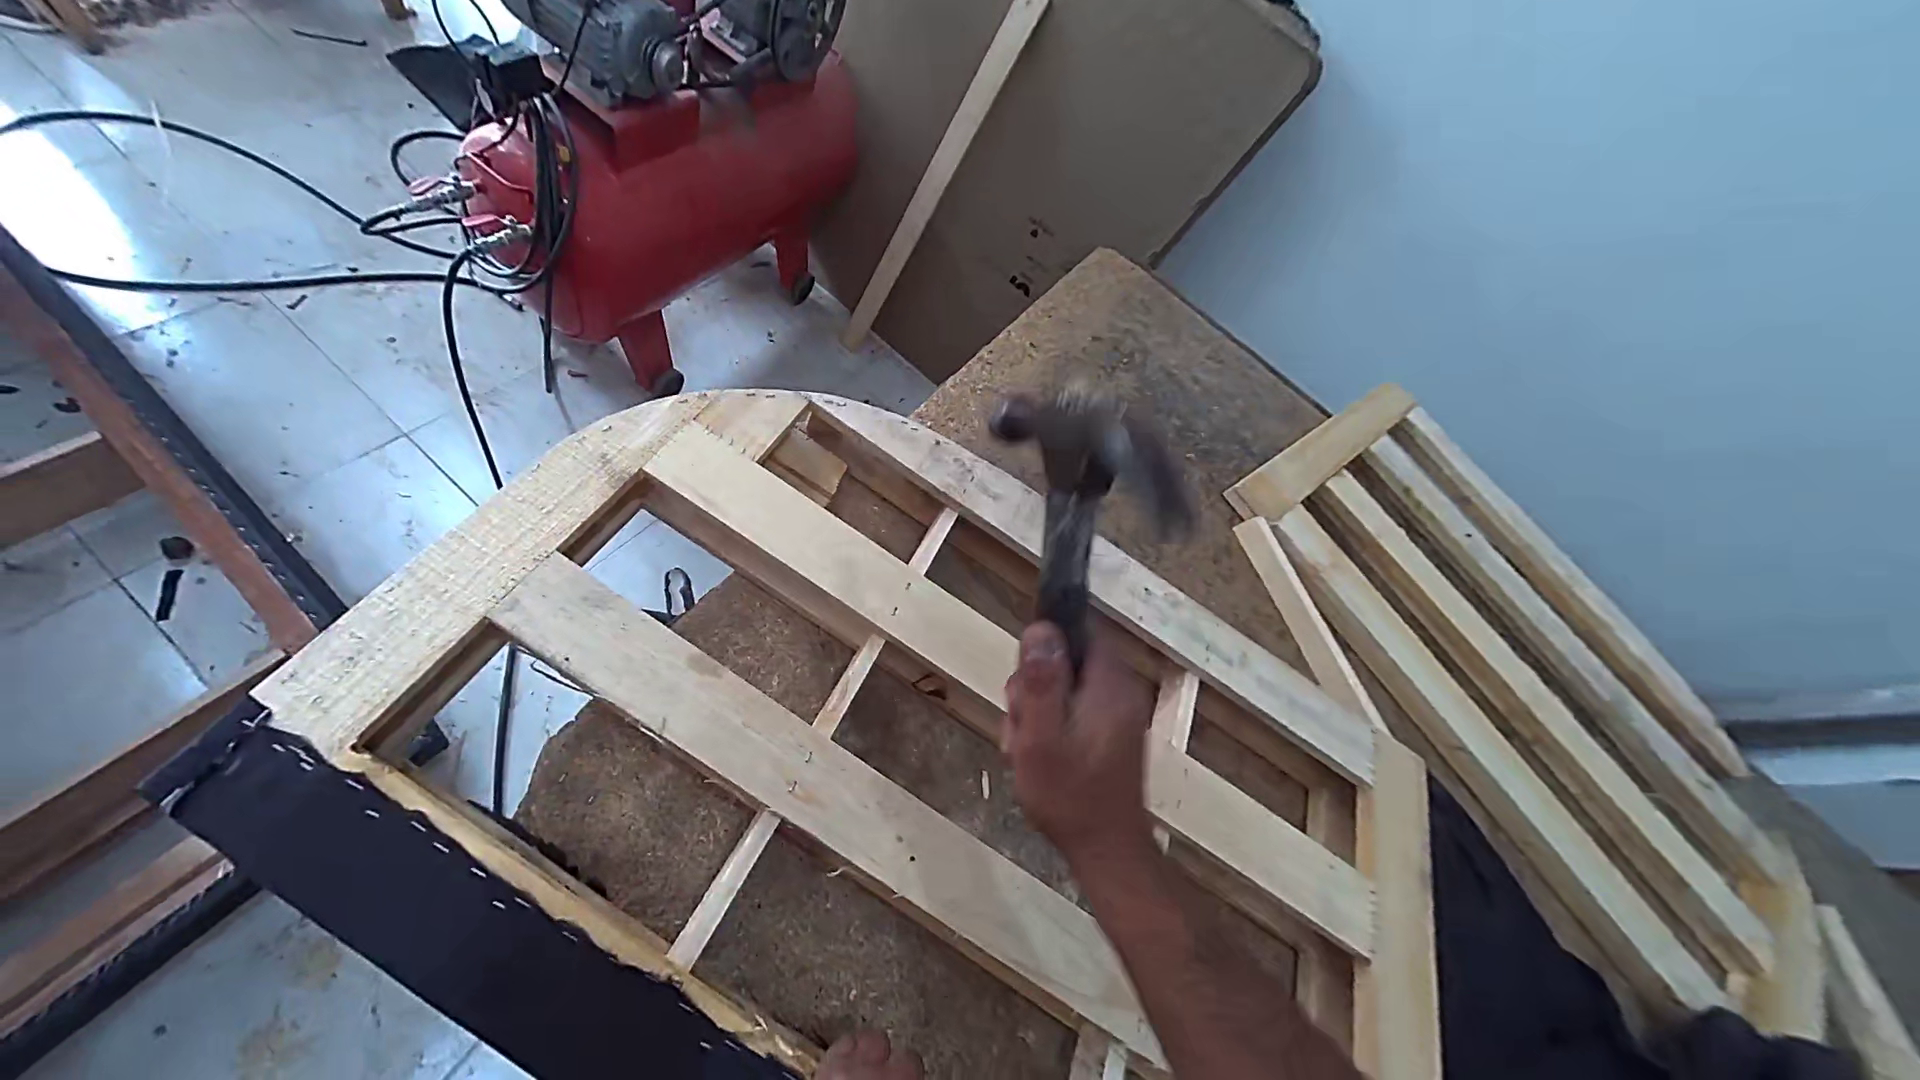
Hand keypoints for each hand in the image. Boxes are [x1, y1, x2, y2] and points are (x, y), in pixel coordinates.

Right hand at [1002, 622, 1156, 865]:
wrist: (1105, 852)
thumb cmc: (1070, 795)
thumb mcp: (1042, 736)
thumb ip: (1041, 681)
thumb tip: (1040, 627)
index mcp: (1109, 684)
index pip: (1078, 631)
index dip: (1044, 644)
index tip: (1025, 678)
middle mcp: (1118, 690)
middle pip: (1064, 660)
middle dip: (1033, 688)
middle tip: (1022, 725)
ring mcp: (1113, 712)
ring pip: (1060, 686)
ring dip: (1034, 711)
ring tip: (1025, 747)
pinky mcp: (1106, 731)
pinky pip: (1068, 709)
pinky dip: (1047, 727)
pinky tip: (1036, 756)